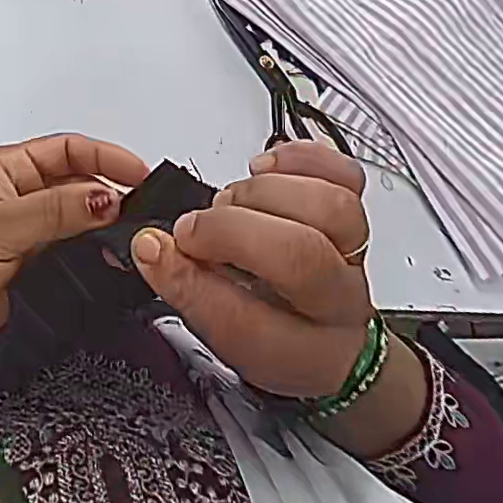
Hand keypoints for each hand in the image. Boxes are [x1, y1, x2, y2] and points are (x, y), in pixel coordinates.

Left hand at [0, 134, 149, 421]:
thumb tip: (105, 195)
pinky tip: (107, 259)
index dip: (105, 156)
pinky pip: (73, 251)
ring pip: (79, 218)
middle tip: (140, 205)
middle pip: (78, 180)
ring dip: (103, 223)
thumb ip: (55, 211)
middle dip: (110, 189)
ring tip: (128, 232)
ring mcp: (26, 232)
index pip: (68, 149)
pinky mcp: (31, 266)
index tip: (137, 174)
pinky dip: (93, 253)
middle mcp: (18, 196)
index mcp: (6, 170)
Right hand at [130, 140, 373, 397]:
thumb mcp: (227, 337)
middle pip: (301, 252)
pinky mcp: (351, 208)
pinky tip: (266, 166)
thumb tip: (150, 245)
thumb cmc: (282, 337)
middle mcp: (336, 295)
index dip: (192, 279)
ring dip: (263, 193)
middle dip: (230, 229)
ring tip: (229, 203)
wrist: (335, 337)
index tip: (155, 249)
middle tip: (193, 230)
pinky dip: (303, 158)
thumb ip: (187, 288)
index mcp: (300, 344)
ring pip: (331, 207)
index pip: (250, 320)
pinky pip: (347, 175)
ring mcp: (352, 248)